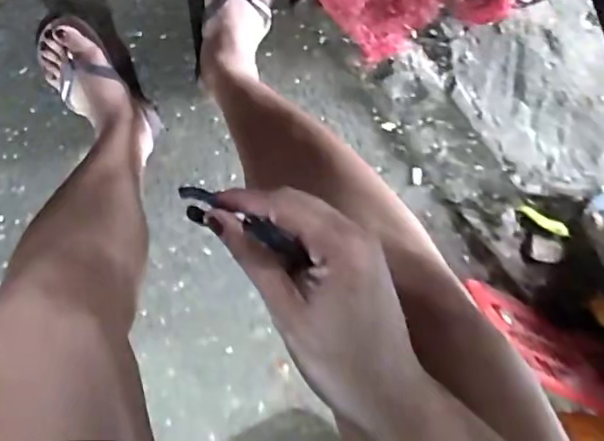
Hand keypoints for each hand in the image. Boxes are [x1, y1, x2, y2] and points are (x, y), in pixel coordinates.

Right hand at [205, 188, 460, 438]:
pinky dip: (292, 230)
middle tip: (220, 218)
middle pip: (295, 200)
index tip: (208, 201)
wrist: (394, 403)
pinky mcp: (363, 253)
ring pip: (306, 210)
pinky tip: (274, 248)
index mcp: (342, 243)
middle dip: (256, 206)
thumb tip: (216, 217)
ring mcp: (363, 241)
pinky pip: (319, 226)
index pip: (282, 203)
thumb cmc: (338, 362)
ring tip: (241, 234)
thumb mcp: (287, 310)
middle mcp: (356, 232)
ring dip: (273, 217)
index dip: (243, 199)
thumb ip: (252, 257)